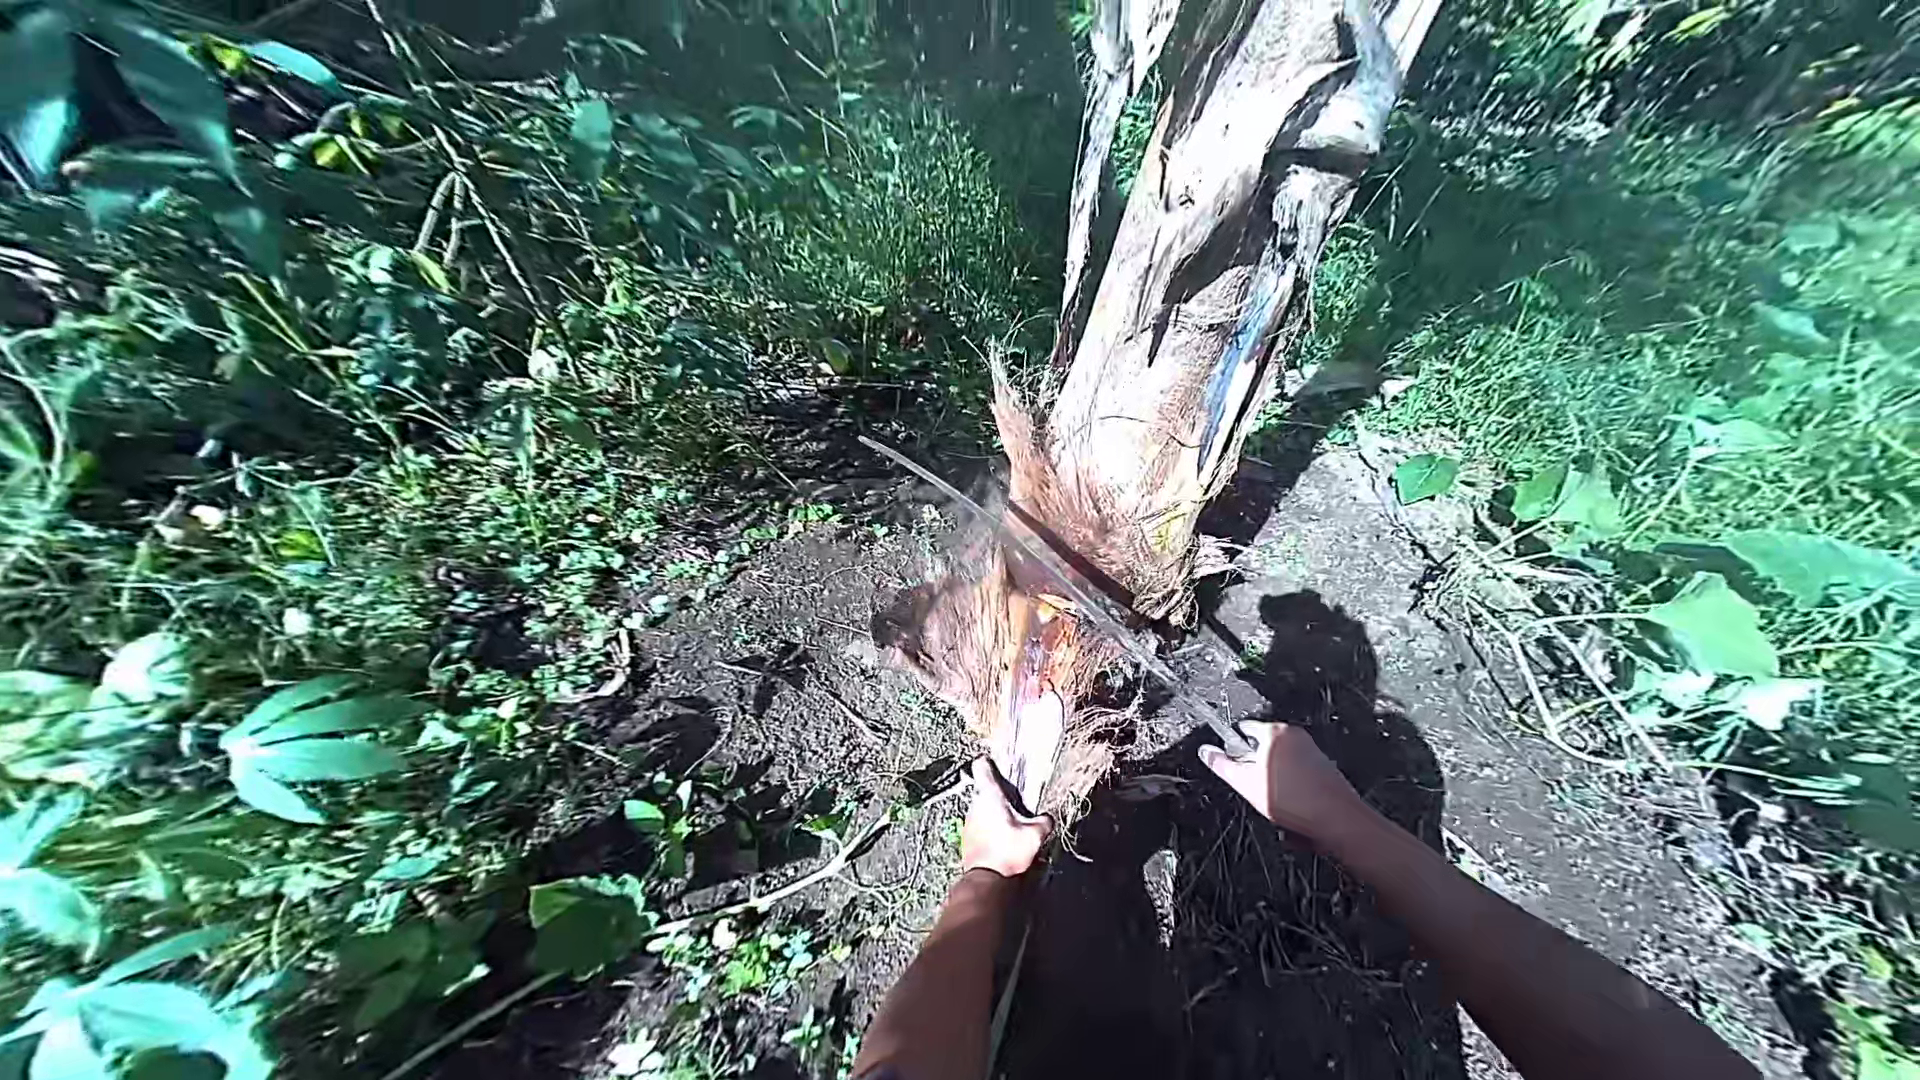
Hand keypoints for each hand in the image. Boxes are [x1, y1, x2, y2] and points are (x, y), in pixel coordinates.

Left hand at [959, 757, 1051, 877]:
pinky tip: (1001, 837)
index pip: (981, 766)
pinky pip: (978, 823)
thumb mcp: (1034, 835)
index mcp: (989, 794)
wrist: (986, 880)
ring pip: (981, 806)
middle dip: (997, 791)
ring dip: (993, 810)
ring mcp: (968, 820)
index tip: (998, 764)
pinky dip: (988, 826)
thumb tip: (1048, 818)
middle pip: (983, 787)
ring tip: (1010, 821)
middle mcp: (975, 803)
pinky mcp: (967, 836)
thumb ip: (1044, 822)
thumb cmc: (1008, 852)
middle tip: (1014, 799)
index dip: (989, 761)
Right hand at [1198, 721, 1368, 840]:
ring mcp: (1313, 751)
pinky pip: (1300, 777)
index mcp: (1274, 731)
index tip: (1236, 767)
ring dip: (1276, 782)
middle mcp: (1295, 735)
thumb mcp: (1244, 783)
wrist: (1339, 822)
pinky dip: (1294, 791)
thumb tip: (1205, 751)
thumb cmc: (1291, 800)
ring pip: (1282, 765)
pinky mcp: (1326, 769)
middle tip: (1257, 790)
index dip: (1236, 749)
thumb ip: (1221, 764)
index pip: (1244, 728)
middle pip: (1264, 748)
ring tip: (1279, 805)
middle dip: (1258, 768)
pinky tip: (1296, 811)